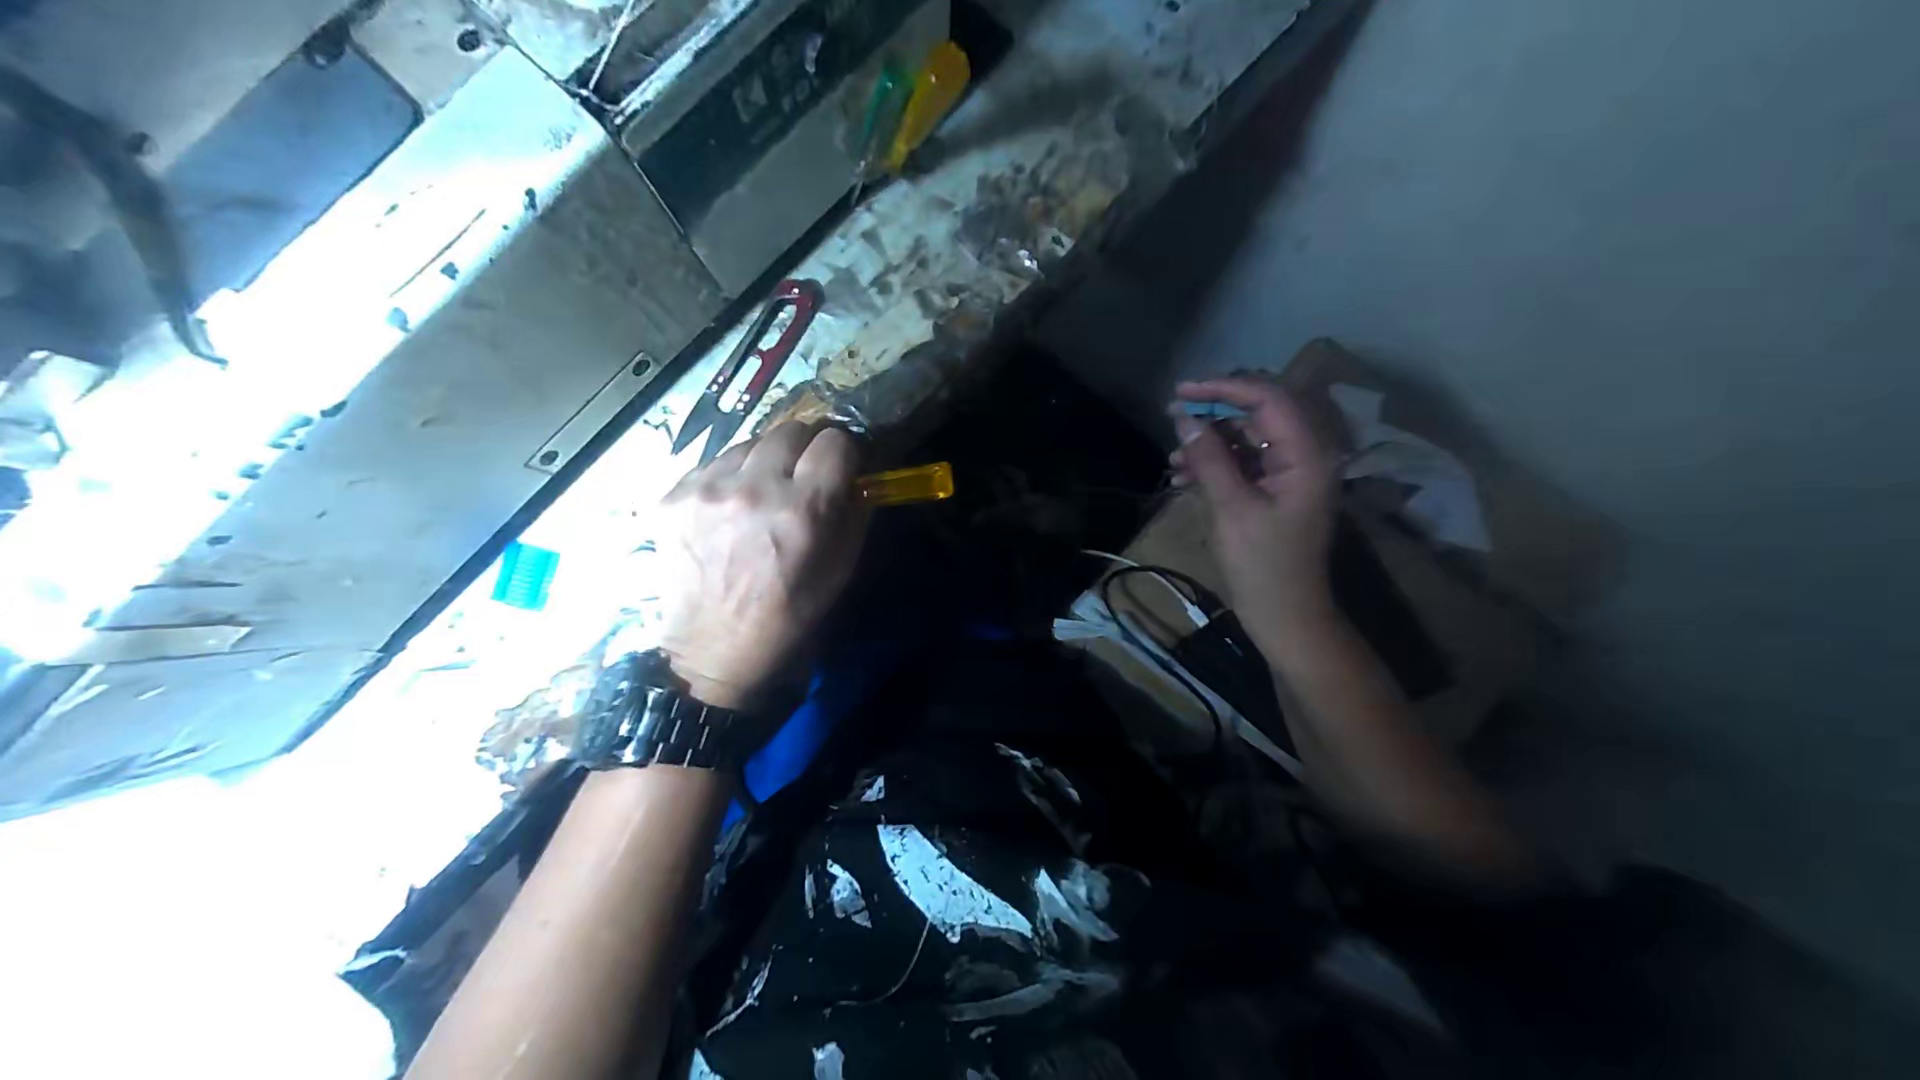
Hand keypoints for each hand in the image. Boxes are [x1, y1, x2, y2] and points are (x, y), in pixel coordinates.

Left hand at [655, 423, 869, 708]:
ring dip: (764, 462)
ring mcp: (708, 488)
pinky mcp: (673, 495)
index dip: (843, 453)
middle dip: (805, 450)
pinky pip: (714, 463)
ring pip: (750, 442)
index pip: (834, 441)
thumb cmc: (789, 616)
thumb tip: (857, 473)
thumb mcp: (840, 569)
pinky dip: (729, 479)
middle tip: (801, 478)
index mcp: (803, 510)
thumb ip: (854, 511)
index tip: (839, 468)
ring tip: (760, 496)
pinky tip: (728, 511)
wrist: (710, 650)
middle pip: (791, 429)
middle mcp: (754, 488)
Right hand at [1169, 377, 1339, 644]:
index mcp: (1307, 454)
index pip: (1269, 398)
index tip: (1182, 391)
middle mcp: (1306, 454)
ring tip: (1172, 460)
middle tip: (1174, 415)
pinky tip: (1182, 476)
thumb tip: (1183, 418)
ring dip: (1209, 441)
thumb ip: (1209, 458)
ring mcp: (1292, 472)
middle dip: (1214, 412)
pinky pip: (1244, 461)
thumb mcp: (1231, 508)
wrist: (1286, 614)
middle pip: (1259, 412)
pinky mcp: (1277, 488)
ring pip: (1247, 436)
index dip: (1224, 387)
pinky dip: (1214, 463)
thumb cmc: (1262, 565)